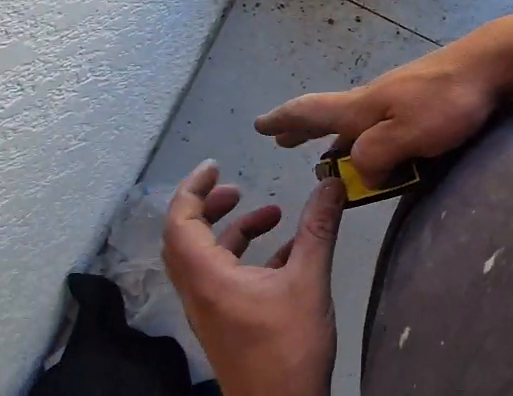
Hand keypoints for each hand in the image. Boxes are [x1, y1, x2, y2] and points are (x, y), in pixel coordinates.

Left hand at [162, 160, 344, 395]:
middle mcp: (201, 293)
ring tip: (272, 214)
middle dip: (211, 207)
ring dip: (234, 230)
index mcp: (209, 279)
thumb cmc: (287, 348)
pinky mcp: (229, 325)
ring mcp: (213, 312)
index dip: (192, 189)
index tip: (215, 164)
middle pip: (186, 239)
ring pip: (208, 259)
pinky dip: (250, 256)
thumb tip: (332, 182)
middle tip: (239, 188)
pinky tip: (290, 250)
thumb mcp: (309, 281)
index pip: (180, 223)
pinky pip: (227, 278)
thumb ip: (318, 228)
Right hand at [254, 43, 503, 184]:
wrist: (491, 64)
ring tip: (328, 154)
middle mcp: (375, 98)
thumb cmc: (446, 101)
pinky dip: (369, 137)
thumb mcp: (404, 136)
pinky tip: (382, 147)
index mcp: (363, 106)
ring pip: (359, 120)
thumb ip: (373, 156)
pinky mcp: (425, 99)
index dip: (284, 121)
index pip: (312, 112)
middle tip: (281, 140)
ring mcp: (400, 96)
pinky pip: (384, 123)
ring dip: (338, 137)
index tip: (259, 126)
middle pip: (331, 114)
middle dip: (304, 129)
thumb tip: (358, 173)